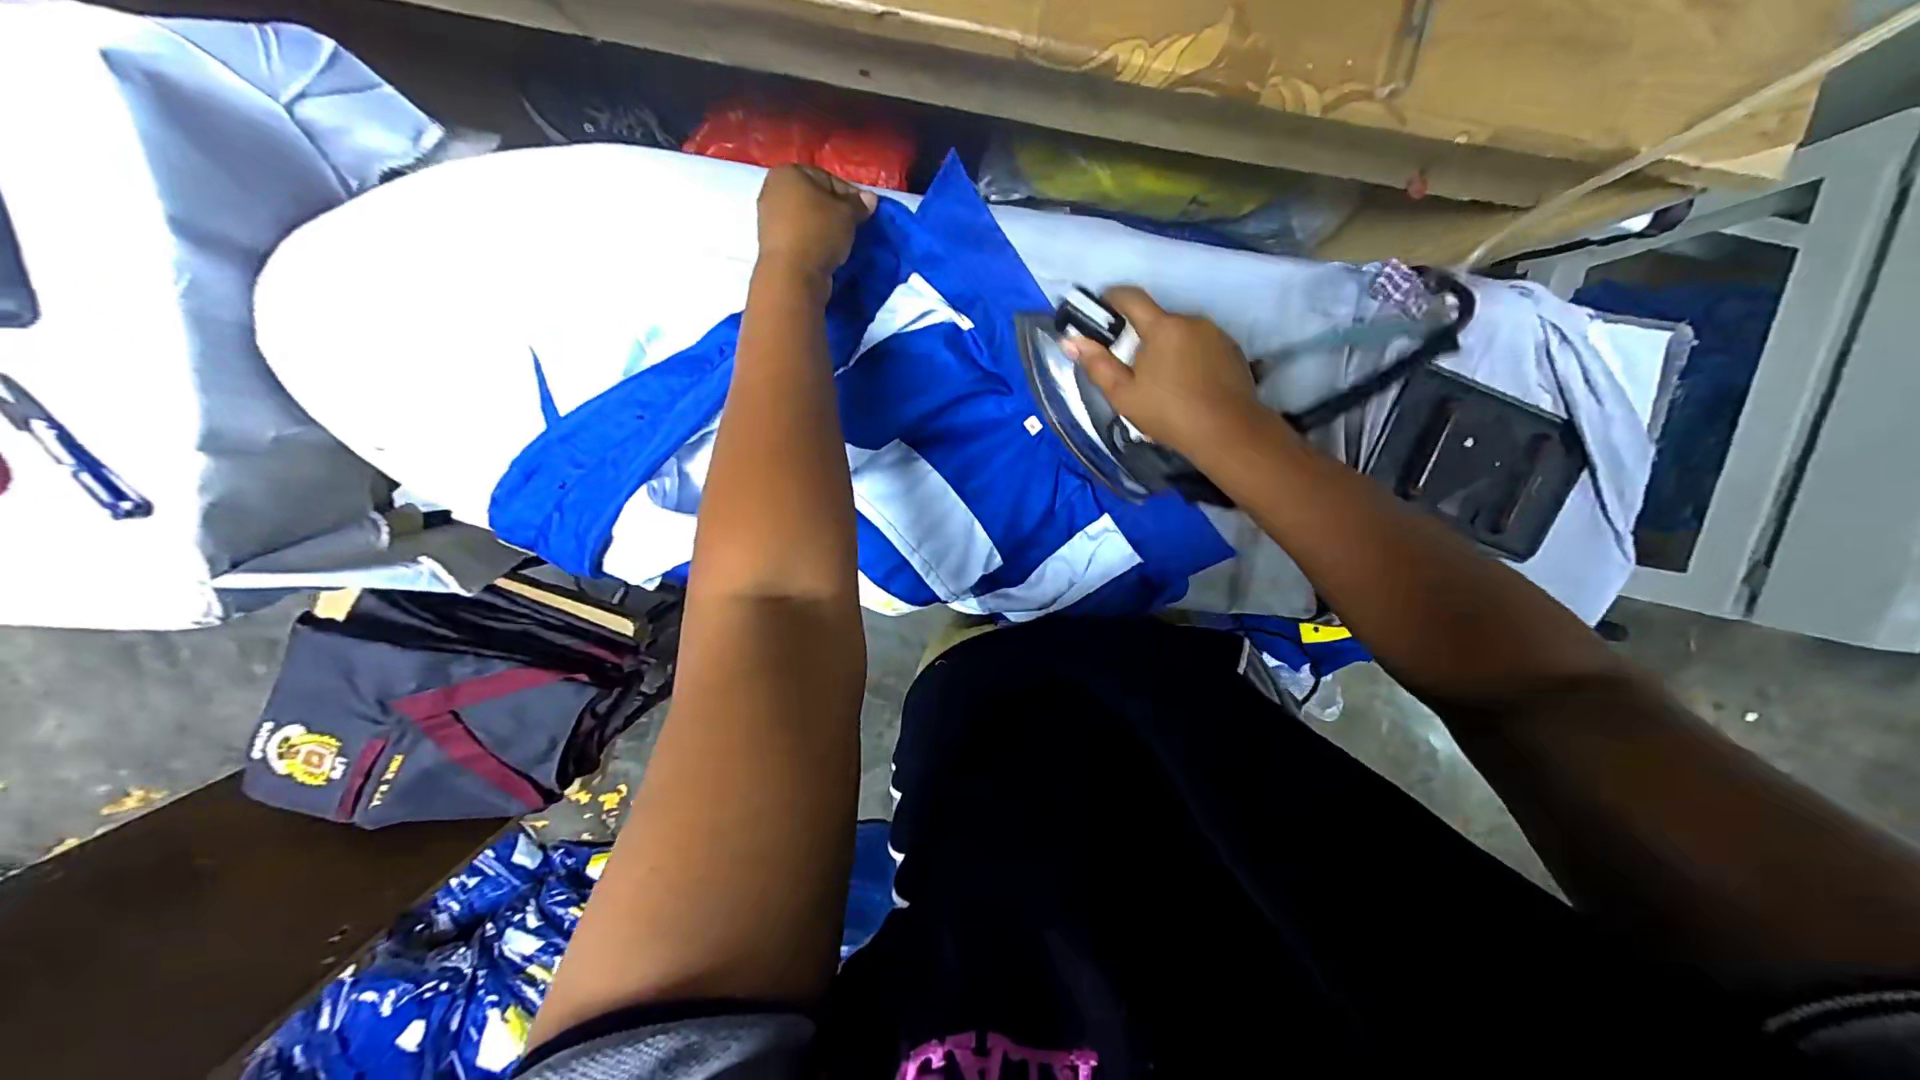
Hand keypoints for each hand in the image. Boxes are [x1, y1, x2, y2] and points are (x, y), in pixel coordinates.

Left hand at [755, 165, 877, 281]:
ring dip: (824, 228)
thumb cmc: (819, 232)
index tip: (862, 212)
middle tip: (852, 227)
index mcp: (788, 173)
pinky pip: (798, 236)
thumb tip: (870, 198)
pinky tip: (825, 252)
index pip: (827, 179)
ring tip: (841, 242)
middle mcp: (773, 190)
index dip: (848, 195)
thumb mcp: (847, 214)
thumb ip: (859, 204)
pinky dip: (812, 241)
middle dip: (834, 211)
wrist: (792, 274)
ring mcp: (768, 217)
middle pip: (814, 198)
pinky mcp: (771, 242)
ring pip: (806, 218)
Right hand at [1064, 286, 1266, 459]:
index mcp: (1162, 326)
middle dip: (1142, 337)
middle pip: (1158, 320)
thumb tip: (1071, 341)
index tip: (1100, 310)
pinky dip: (1190, 359)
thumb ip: (1097, 364)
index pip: (1131, 296)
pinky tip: (1188, 387)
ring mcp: (1217, 334)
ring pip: (1181, 334)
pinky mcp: (1233, 350)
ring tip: (1162, 383)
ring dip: (1168, 349)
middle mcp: (1192, 320)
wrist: (1228, 432)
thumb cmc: (1169, 413)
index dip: (1111, 298)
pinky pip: (1202, 346)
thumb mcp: (1123, 394)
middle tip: (1132, 369)